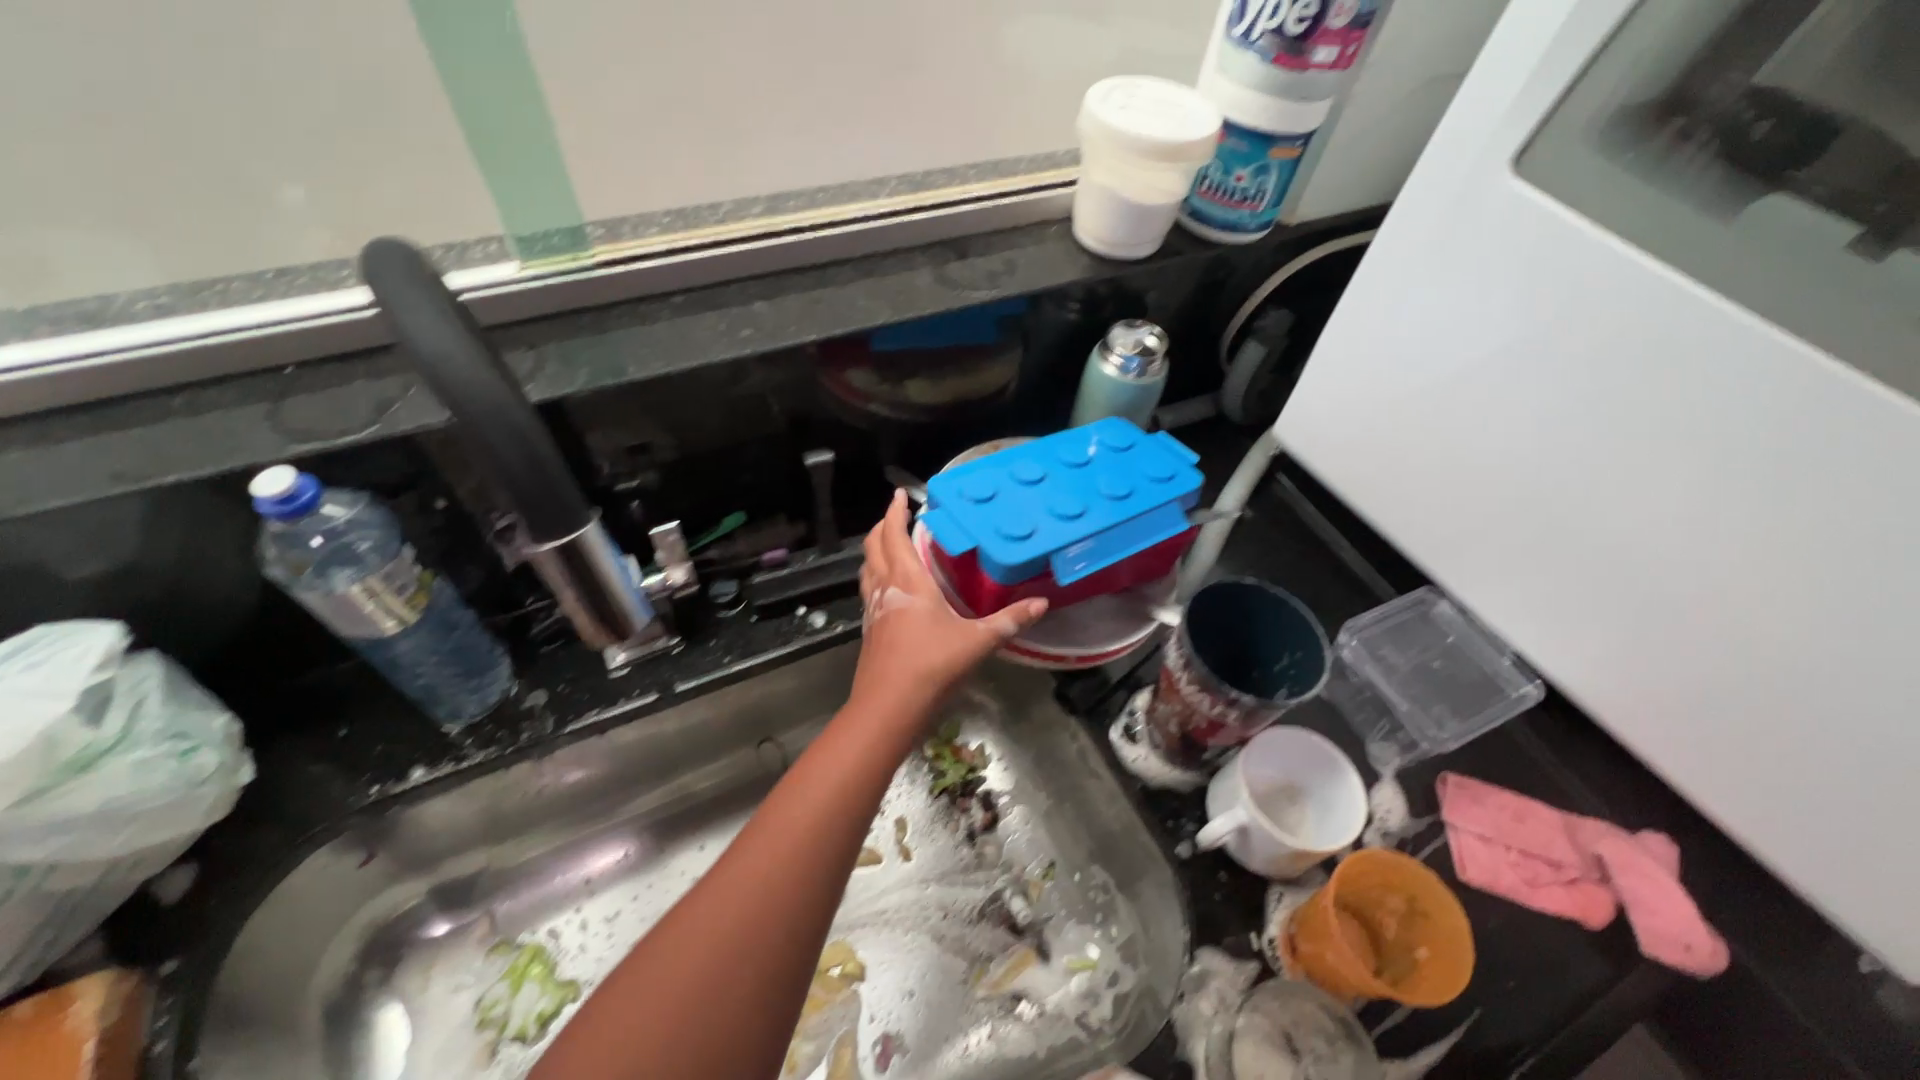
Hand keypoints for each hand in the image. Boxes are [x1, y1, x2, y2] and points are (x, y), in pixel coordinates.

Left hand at [850, 490, 1048, 722]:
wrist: (888, 707)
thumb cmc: (932, 666)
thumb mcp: (978, 642)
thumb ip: (1009, 621)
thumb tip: (1042, 603)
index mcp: (908, 581)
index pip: (895, 536)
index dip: (894, 513)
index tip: (900, 495)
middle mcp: (885, 589)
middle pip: (873, 548)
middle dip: (882, 527)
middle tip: (895, 514)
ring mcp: (873, 610)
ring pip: (867, 570)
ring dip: (875, 551)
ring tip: (890, 545)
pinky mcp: (870, 630)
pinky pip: (869, 591)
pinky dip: (876, 577)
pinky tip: (890, 590)